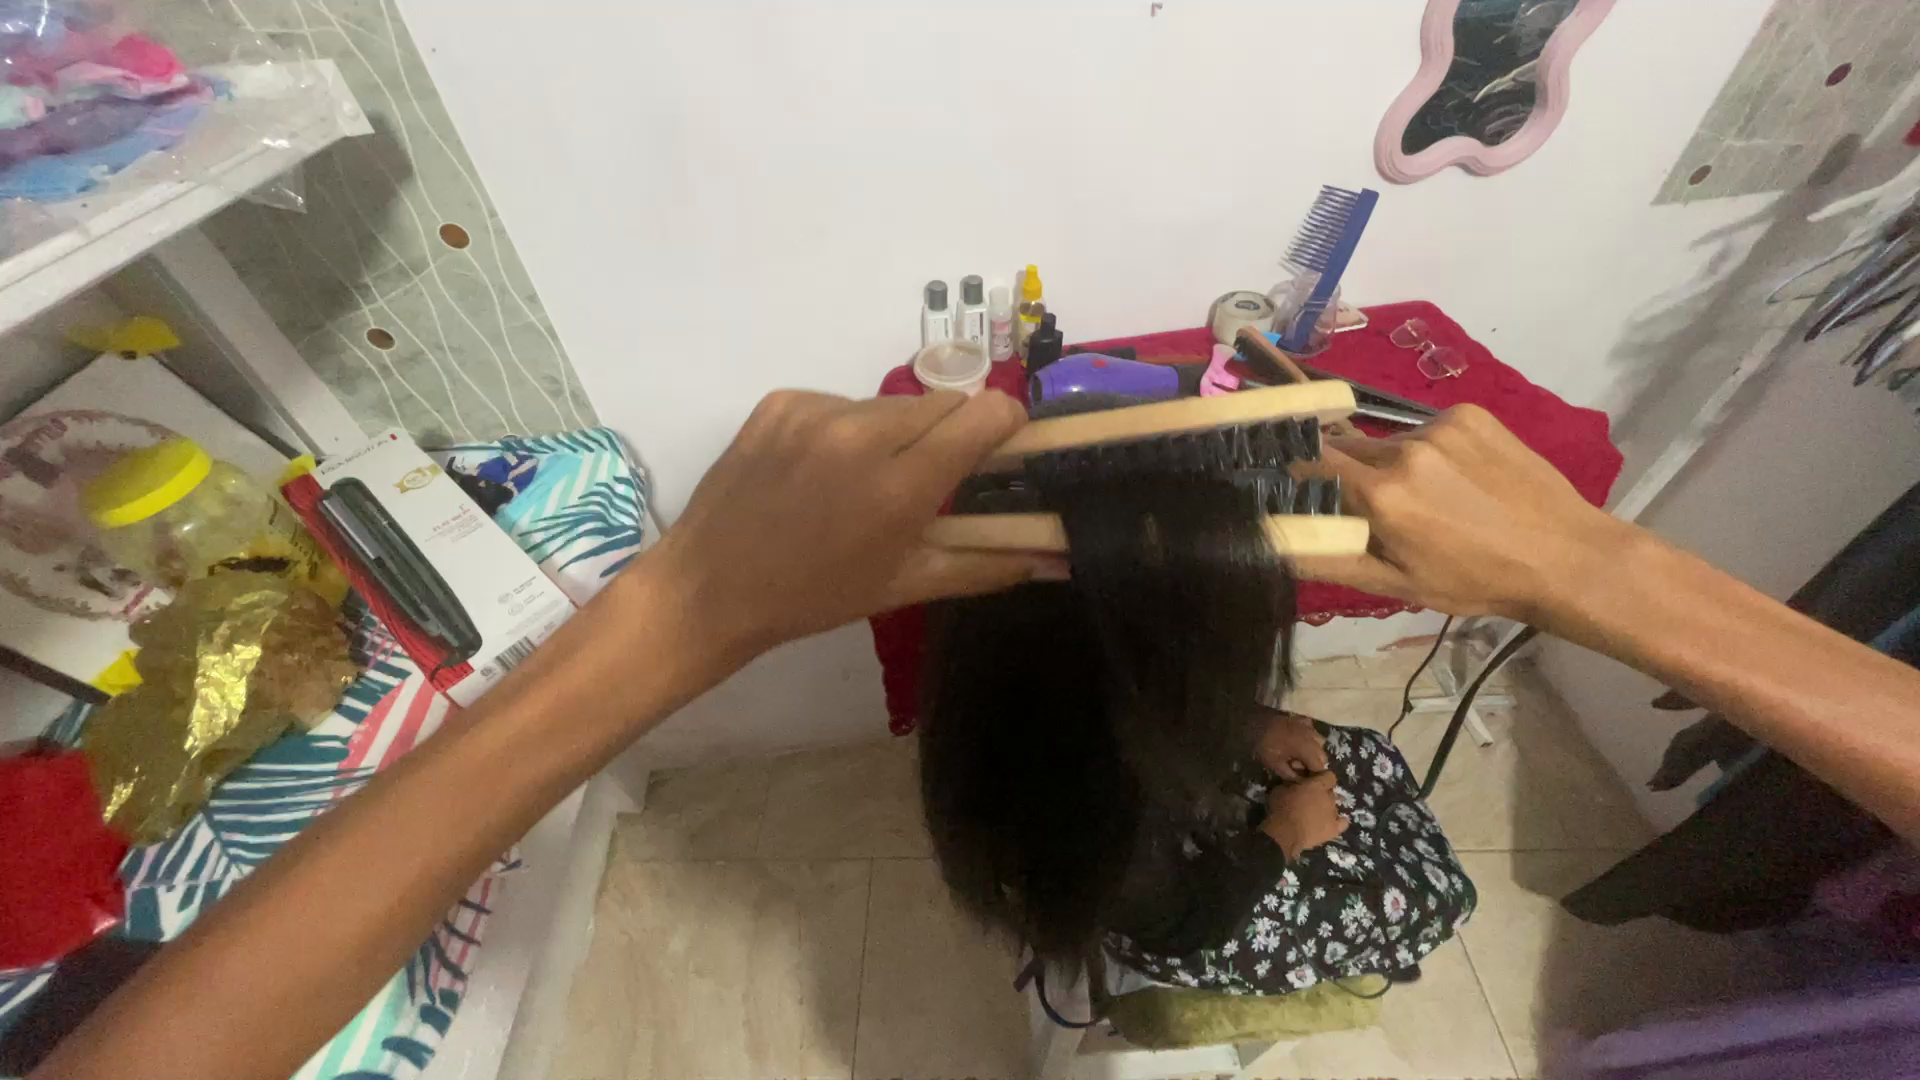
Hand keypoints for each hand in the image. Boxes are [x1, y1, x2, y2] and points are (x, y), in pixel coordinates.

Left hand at [636, 390, 1060, 667]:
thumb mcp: (906, 587)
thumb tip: (1057, 560)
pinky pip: (841, 401)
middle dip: (948, 433)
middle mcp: (862, 434)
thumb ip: (989, 566)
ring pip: (891, 403)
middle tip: (922, 478)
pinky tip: (818, 469)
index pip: (986, 414)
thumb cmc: (817, 596)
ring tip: (860, 480)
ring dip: (895, 433)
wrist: (711, 585)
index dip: (1005, 425)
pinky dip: (845, 429)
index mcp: (901, 487)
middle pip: (944, 403)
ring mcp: (815, 410)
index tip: (998, 447)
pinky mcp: (781, 399)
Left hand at [1258, 711, 1327, 779]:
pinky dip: (1308, 735)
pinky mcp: (1302, 718)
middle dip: (1313, 763)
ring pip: (1319, 742)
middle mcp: (1314, 738)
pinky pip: (1312, 729)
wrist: (1253, 721)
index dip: (1313, 775)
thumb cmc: (1264, 745)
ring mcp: (1309, 726)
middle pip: (1322, 756)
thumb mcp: (1275, 765)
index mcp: (1309, 750)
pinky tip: (1297, 737)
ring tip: (1297, 752)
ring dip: (1313, 749)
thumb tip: (1302, 782)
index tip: (1302, 777)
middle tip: (1296, 765)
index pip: (1320, 768)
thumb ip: (1291, 776)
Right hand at [1260, 771, 1348, 860]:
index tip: (1313, 780)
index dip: (1322, 777)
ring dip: (1326, 807)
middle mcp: (1329, 798)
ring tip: (1315, 813)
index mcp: (1316, 785)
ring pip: (1334, 806)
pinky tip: (1331, 821)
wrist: (1285, 833)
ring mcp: (1333, 814)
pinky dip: (1339, 820)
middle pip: (1330, 792)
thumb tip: (1297, 783)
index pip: (1329, 776)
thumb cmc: (1280, 808)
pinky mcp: (1334, 829)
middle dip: (1322, 793)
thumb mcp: (1280, 789)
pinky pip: (1343, 822)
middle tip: (1309, 798)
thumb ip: (1293, 783)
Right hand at [1292, 404, 1636, 621]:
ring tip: (1425, 496)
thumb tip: (1274, 545)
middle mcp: (1406, 450)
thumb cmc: (1475, 580)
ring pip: (1385, 442)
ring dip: (1388, 464)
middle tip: (1373, 507)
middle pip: (1347, 450)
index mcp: (1383, 494)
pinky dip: (1424, 450)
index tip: (1297, 486)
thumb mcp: (1394, 584)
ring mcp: (1441, 427)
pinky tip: (1453, 476)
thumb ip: (1327, 560)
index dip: (1298, 471)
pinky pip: (1422, 429)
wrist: (1569, 557)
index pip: (1311, 460)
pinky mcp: (1469, 414)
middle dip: (1348, 475)